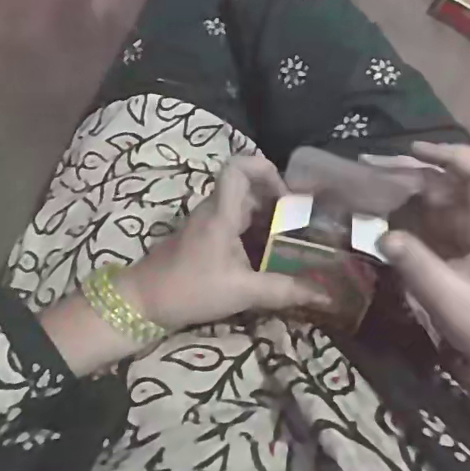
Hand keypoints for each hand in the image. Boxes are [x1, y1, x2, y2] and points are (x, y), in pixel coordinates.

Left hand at [121, 154, 329, 329]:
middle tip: (301, 224)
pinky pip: (234, 221)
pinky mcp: (204, 236)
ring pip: (242, 205)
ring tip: (291, 241)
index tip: (287, 197)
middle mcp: (214, 209)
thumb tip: (327, 295)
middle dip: (276, 200)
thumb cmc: (190, 290)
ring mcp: (207, 222)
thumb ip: (284, 290)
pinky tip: (268, 256)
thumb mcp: (242, 292)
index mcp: (221, 212)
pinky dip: (253, 232)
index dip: (264, 169)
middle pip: (247, 186)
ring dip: (266, 218)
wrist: (142, 302)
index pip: (237, 168)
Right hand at [378, 142, 469, 369]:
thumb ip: (419, 268)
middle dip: (411, 166)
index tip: (417, 151)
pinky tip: (370, 203)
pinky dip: (395, 204)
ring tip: (364, 176)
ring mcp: (457, 229)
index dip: (454, 155)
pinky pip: (418, 213)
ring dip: (399, 181)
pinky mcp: (441, 241)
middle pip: (447, 178)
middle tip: (369, 164)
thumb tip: (384, 236)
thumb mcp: (451, 302)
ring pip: (429, 192)